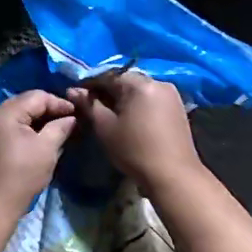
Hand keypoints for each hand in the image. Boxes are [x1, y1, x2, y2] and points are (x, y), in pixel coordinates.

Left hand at [0, 90, 78, 210]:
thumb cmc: (23, 174)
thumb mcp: (47, 148)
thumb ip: (60, 127)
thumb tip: (71, 118)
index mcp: (6, 114)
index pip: (37, 97)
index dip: (59, 102)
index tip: (76, 113)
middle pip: (25, 103)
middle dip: (48, 109)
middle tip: (68, 118)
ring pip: (17, 114)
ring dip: (37, 118)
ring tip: (57, 127)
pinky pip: (10, 126)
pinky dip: (26, 127)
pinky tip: (40, 136)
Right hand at [66, 72, 200, 193]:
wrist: (173, 175)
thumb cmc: (134, 150)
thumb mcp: (105, 127)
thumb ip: (89, 105)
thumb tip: (73, 90)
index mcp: (140, 83)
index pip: (108, 75)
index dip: (90, 85)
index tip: (77, 98)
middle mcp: (158, 82)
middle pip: (126, 81)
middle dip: (108, 92)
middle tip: (92, 109)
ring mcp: (171, 95)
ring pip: (139, 90)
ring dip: (123, 99)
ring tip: (110, 116)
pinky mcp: (178, 108)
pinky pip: (151, 100)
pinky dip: (138, 106)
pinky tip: (130, 121)